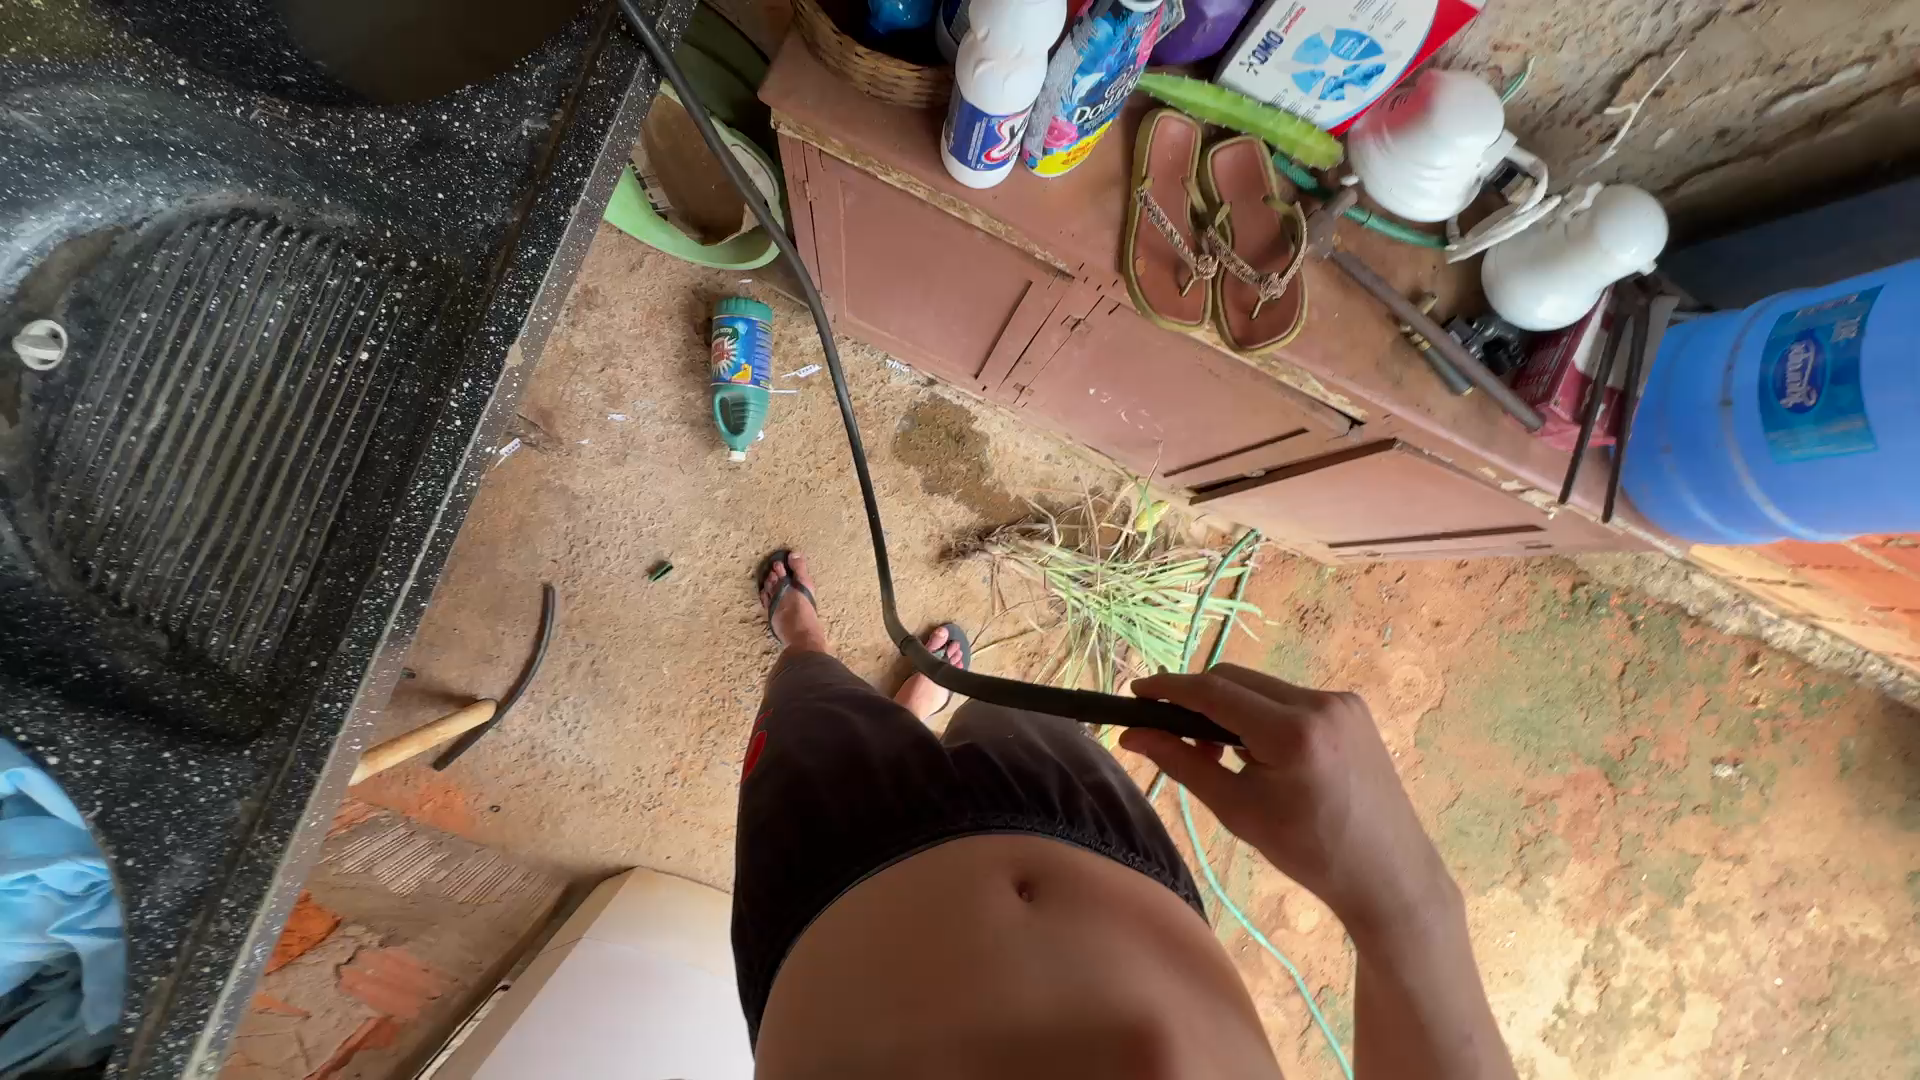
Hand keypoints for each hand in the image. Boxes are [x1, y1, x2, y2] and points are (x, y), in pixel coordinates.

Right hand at [1122, 665, 1458, 948]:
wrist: (1390, 876)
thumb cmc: (1307, 852)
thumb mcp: (1235, 809)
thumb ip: (1181, 763)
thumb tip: (1131, 736)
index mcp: (1293, 733)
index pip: (1213, 691)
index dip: (1169, 688)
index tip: (1136, 692)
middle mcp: (1320, 703)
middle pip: (1235, 679)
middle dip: (1197, 700)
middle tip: (1175, 735)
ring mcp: (1340, 701)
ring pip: (1259, 686)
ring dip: (1229, 707)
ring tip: (1221, 754)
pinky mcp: (1350, 707)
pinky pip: (1286, 696)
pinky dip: (1260, 713)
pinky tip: (1259, 751)